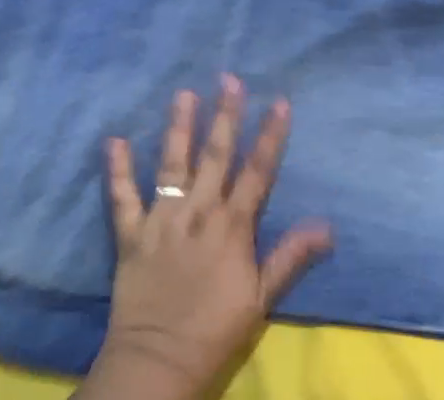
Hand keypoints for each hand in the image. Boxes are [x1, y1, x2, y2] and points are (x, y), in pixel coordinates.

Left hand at [83, 75, 332, 399]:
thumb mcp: (262, 298)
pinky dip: (118, 170)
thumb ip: (290, 257)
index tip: (280, 101)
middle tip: (229, 79)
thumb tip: (327, 226)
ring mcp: (162, 221)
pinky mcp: (131, 237)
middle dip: (225, 116)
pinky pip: (122, 198)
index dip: (270, 135)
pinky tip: (115, 141)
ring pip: (172, 165)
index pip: (258, 171)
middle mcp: (198, 213)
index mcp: (233, 226)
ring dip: (178, 128)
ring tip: (183, 93)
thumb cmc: (215, 330)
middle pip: (215, 156)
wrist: (156, 364)